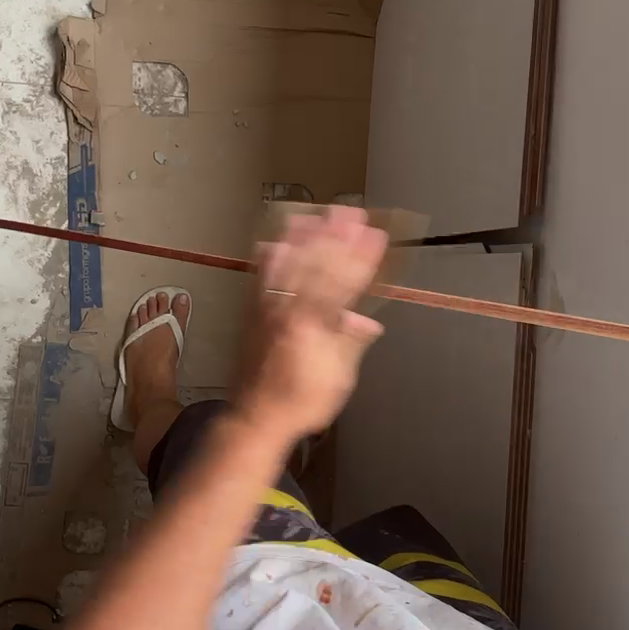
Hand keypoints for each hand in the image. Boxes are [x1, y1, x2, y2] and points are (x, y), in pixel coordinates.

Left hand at [234, 207, 387, 440]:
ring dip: (304, 237)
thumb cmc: (300, 402)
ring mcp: (268, 309)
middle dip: (335, 236)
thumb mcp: (337, 379)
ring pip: (287, 265)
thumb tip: (366, 322)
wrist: (256, 417)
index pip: (342, 283)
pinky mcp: (253, 313)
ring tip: (316, 214)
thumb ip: (349, 344)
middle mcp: (288, 311)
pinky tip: (276, 242)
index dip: (360, 258)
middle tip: (350, 212)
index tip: (375, 236)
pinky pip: (261, 278)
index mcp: (313, 326)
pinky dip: (270, 258)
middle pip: (315, 265)